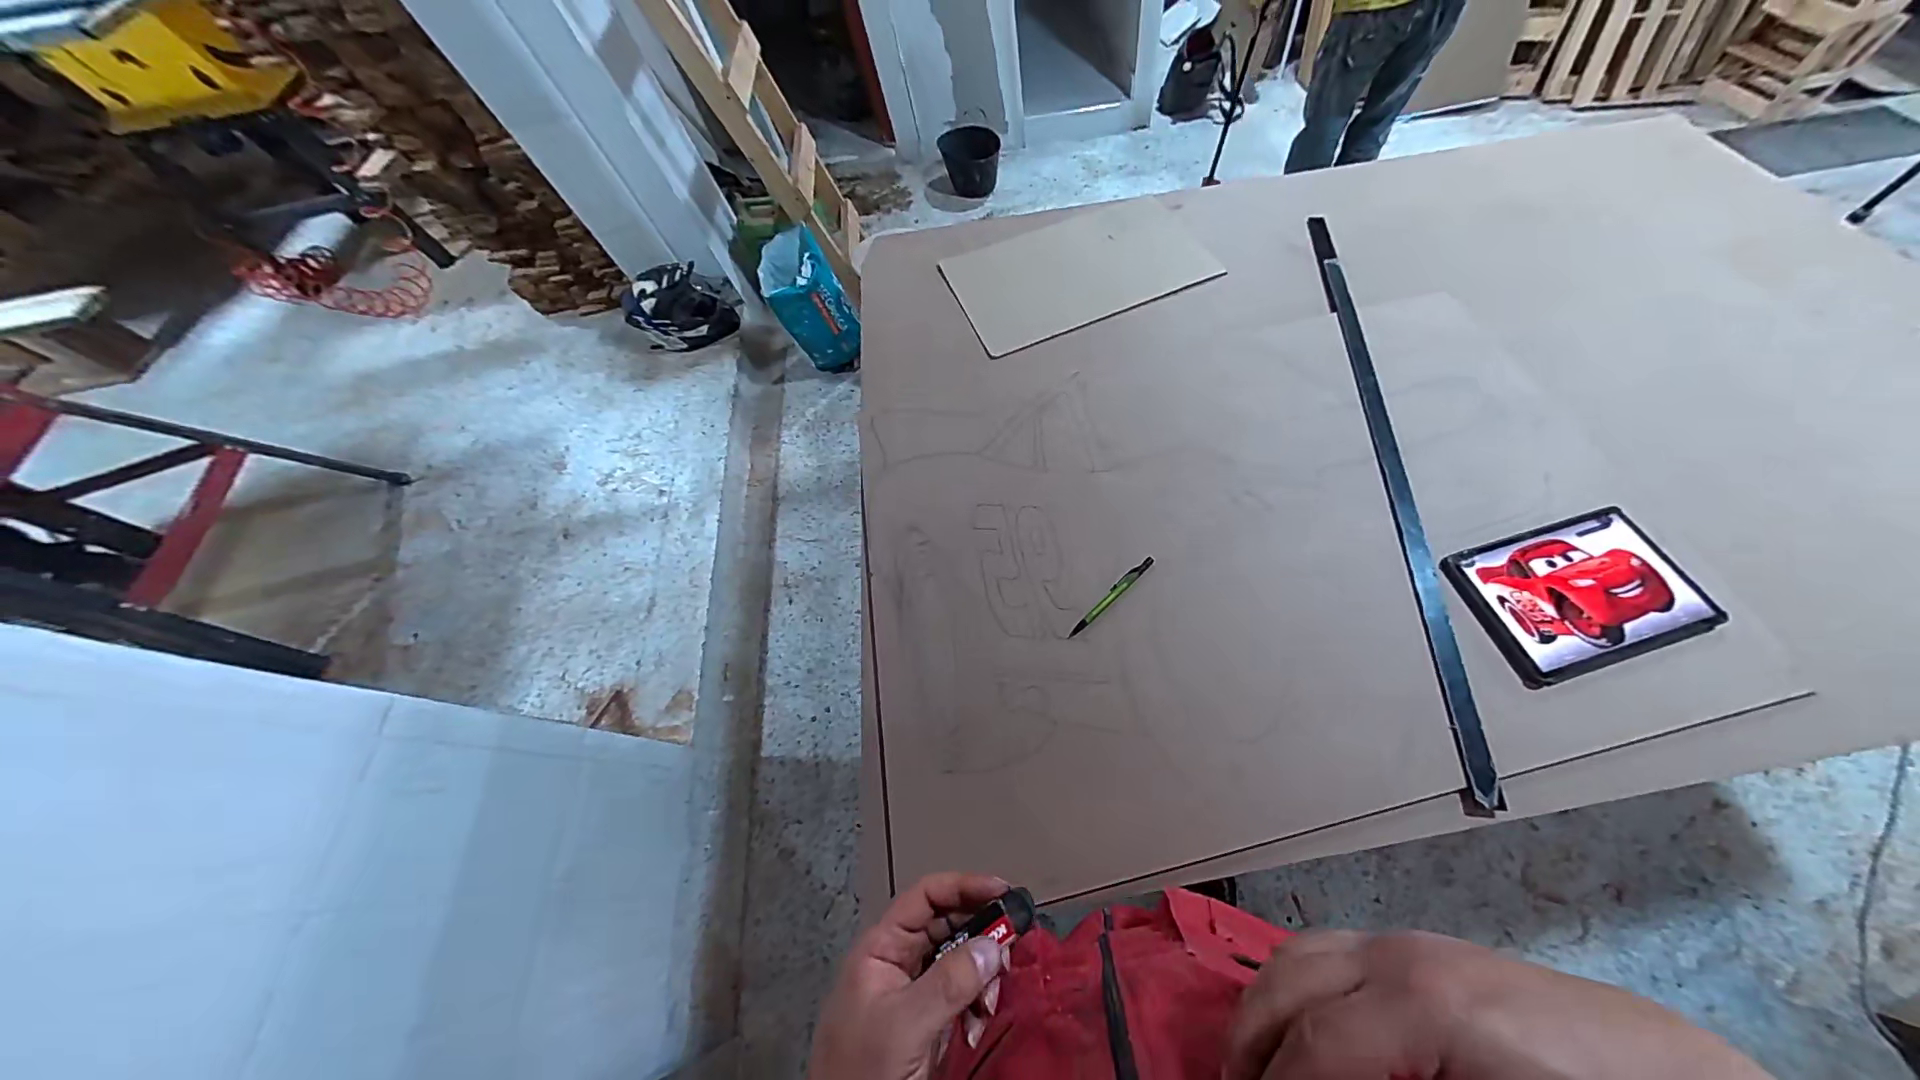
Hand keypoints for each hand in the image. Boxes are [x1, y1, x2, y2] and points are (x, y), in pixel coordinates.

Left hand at [807, 872, 1011, 1079]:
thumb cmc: (864, 1071)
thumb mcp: (906, 1023)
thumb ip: (949, 981)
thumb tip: (992, 945)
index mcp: (882, 947)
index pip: (925, 897)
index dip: (962, 886)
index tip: (1002, 890)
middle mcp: (898, 961)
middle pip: (947, 925)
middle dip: (980, 933)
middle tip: (1010, 946)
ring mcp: (913, 992)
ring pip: (959, 960)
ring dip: (981, 975)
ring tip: (988, 1001)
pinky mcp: (927, 1021)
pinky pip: (961, 994)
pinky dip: (977, 1003)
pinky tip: (977, 1024)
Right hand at [1224, 930, 1773, 1079]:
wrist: (1677, 1074)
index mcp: (1420, 1005)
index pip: (1312, 1047)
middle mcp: (1397, 956)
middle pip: (1286, 984)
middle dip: (1251, 1040)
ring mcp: (1406, 943)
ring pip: (1297, 954)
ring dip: (1265, 1003)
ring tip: (1259, 1057)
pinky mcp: (1420, 948)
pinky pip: (1330, 950)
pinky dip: (1296, 982)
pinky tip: (1302, 1020)